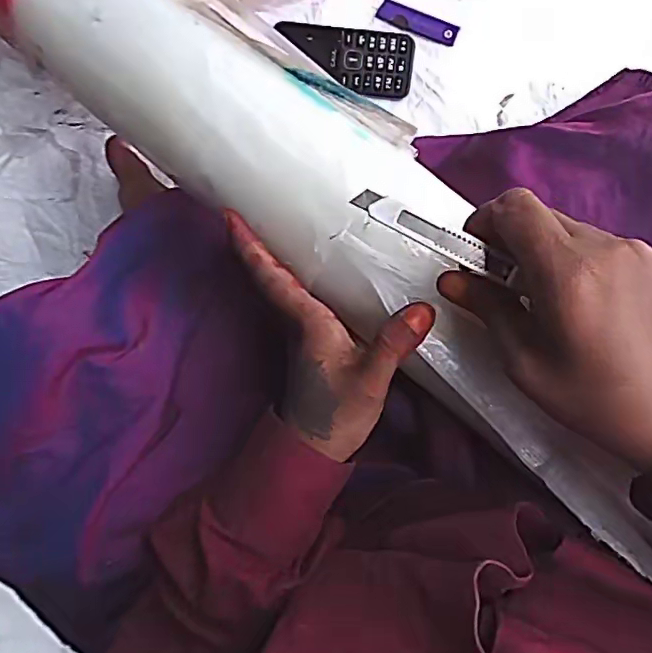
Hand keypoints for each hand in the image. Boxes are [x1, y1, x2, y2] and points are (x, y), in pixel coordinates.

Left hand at [227, 210, 434, 461]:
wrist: (317, 446)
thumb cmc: (334, 417)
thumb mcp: (369, 381)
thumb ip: (392, 346)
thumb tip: (421, 311)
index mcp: (307, 323)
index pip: (273, 278)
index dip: (251, 247)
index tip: (230, 216)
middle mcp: (298, 321)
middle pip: (271, 273)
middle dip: (258, 239)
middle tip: (249, 206)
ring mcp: (303, 331)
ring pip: (282, 284)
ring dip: (273, 255)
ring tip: (275, 223)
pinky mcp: (313, 340)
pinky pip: (299, 297)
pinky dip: (294, 275)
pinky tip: (310, 267)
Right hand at [436, 189, 651, 507]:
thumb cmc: (602, 401)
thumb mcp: (526, 363)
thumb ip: (488, 310)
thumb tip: (457, 282)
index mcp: (570, 273)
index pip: (514, 208)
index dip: (483, 222)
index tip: (470, 252)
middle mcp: (603, 250)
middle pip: (535, 213)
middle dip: (504, 239)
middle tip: (491, 281)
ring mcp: (628, 252)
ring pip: (559, 226)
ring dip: (533, 250)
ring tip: (528, 299)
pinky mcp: (642, 260)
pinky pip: (586, 242)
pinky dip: (562, 258)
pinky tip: (561, 301)